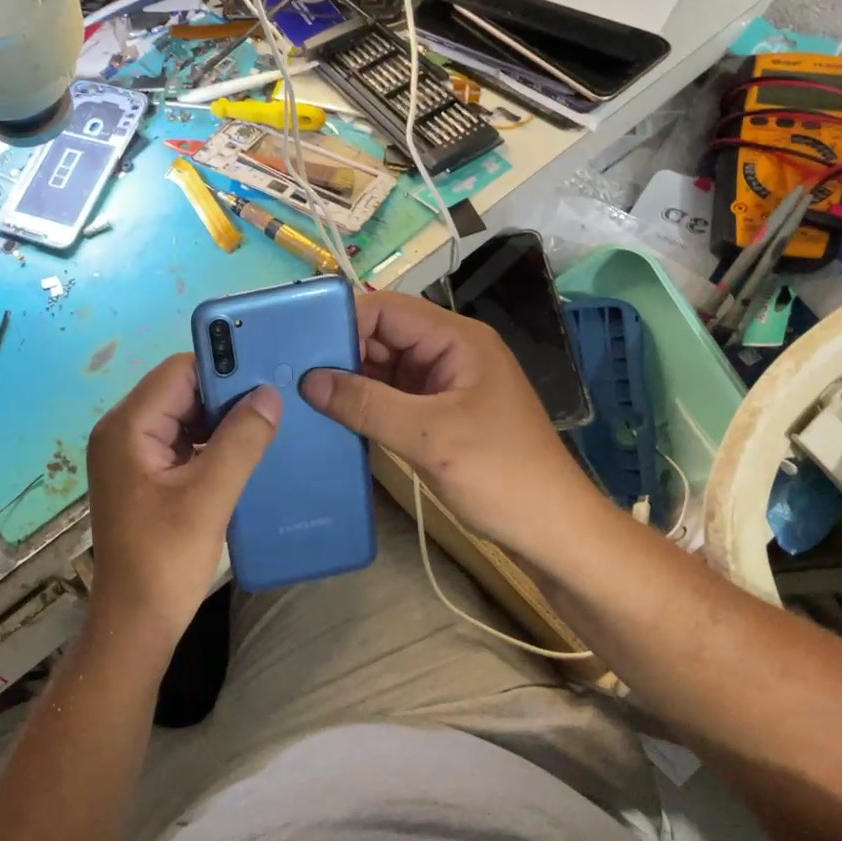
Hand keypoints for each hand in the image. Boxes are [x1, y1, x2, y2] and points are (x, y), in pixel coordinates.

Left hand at [87, 354, 280, 647]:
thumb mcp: (209, 497)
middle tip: (276, 399)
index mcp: (126, 427)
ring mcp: (131, 455)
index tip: (267, 373)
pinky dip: (211, 444)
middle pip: (180, 392)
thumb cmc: (165, 560)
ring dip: (222, 421)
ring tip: (270, 422)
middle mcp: (122, 432)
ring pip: (183, 417)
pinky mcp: (144, 477)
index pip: (178, 372)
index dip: (222, 369)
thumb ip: (240, 441)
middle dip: (226, 395)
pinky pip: (181, 443)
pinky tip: (247, 451)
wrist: (135, 624)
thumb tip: (269, 394)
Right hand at [299, 291, 593, 544]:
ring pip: (381, 366)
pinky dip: (361, 403)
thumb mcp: (429, 437)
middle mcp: (447, 352)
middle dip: (338, 351)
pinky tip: (329, 415)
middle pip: (381, 335)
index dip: (343, 322)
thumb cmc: (501, 474)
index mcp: (456, 340)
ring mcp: (442, 383)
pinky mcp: (436, 413)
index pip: (386, 310)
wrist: (553, 530)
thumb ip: (367, 405)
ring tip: (298, 393)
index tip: (300, 348)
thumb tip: (308, 381)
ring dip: (346, 378)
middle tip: (288, 373)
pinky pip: (389, 395)